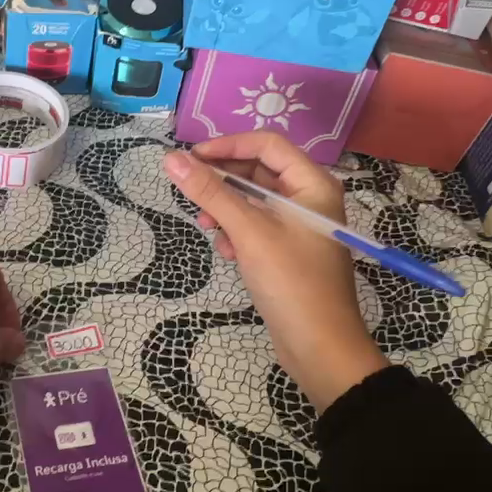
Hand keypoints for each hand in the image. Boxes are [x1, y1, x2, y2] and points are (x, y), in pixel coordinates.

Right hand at [164, 133, 388, 409]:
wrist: (320, 348)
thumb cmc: (291, 281)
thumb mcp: (247, 231)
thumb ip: (210, 191)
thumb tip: (171, 158)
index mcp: (312, 184)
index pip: (266, 144)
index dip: (227, 145)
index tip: (191, 157)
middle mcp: (310, 198)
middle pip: (259, 170)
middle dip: (223, 180)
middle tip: (191, 190)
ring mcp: (300, 226)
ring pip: (254, 200)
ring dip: (226, 207)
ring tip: (206, 224)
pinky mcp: (289, 250)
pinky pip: (256, 225)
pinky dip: (237, 231)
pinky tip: (226, 251)